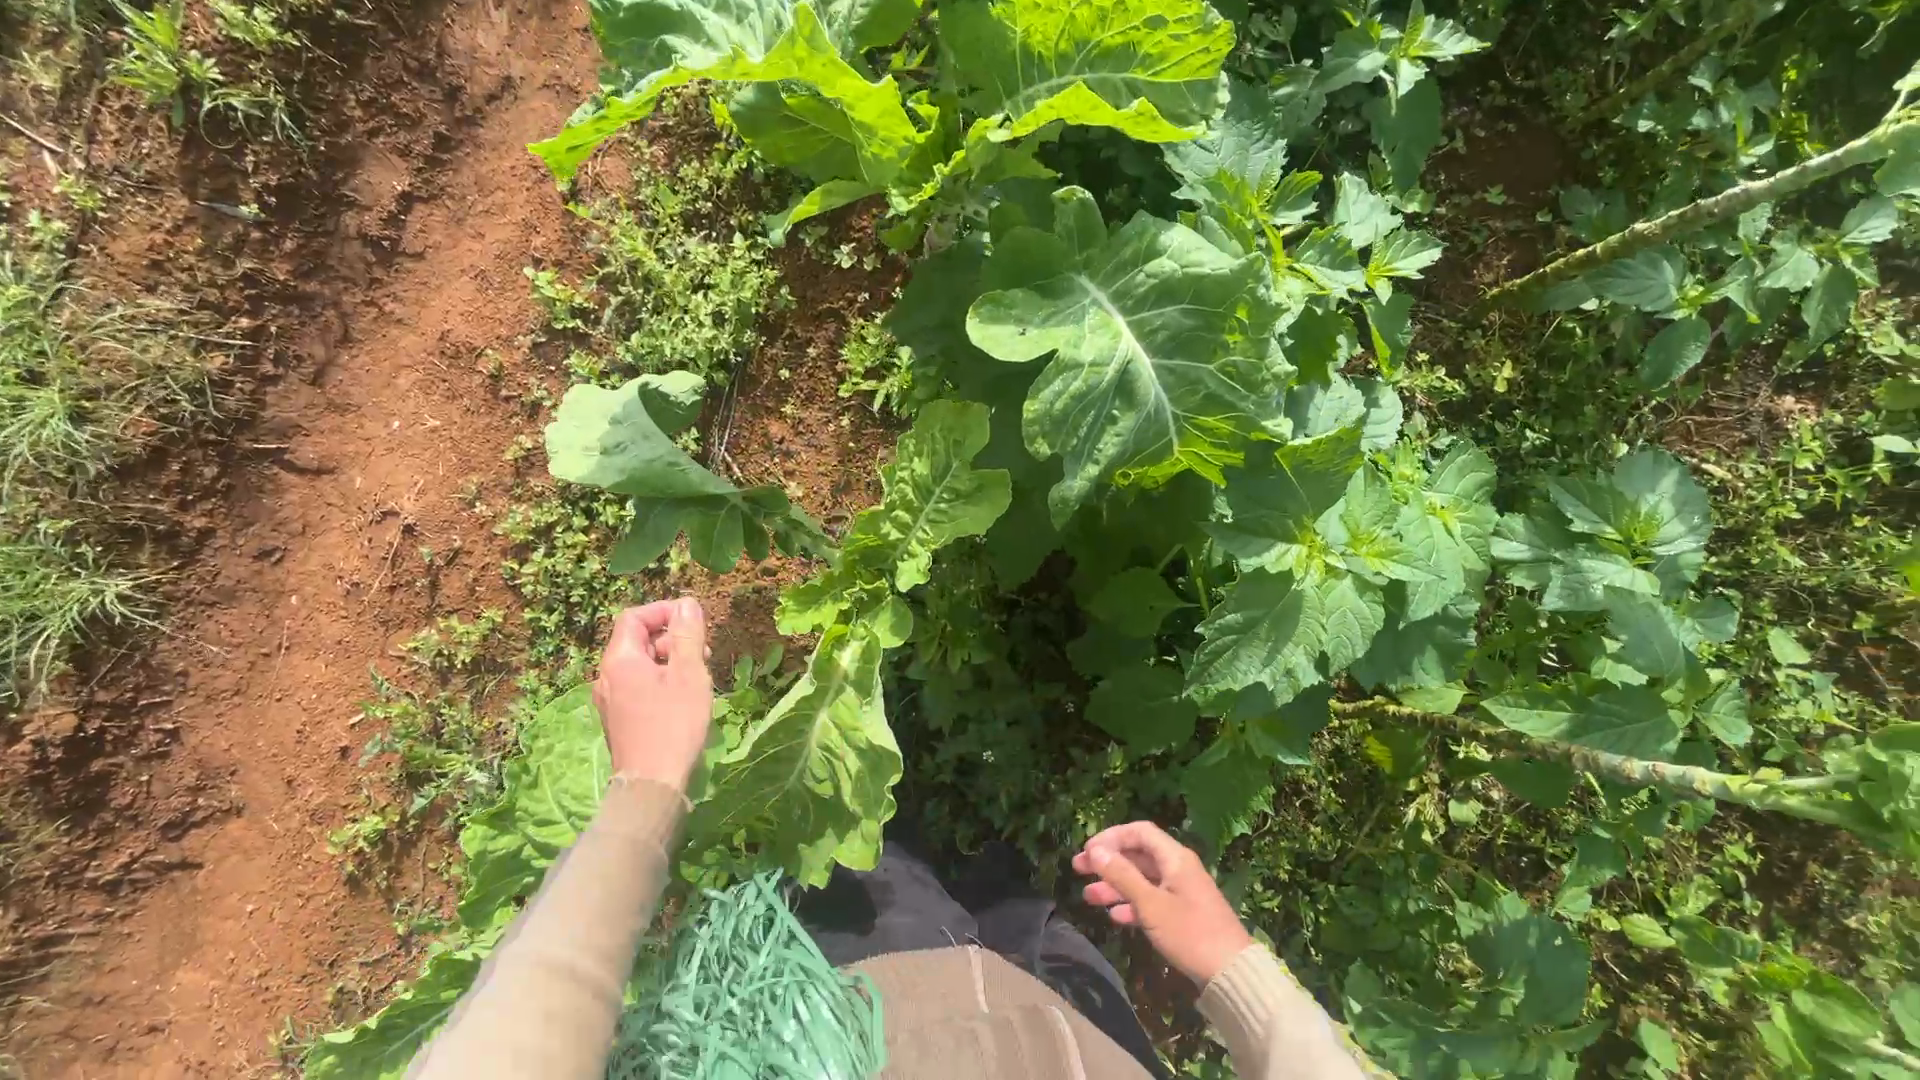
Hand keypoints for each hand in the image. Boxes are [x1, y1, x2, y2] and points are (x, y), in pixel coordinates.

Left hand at [593, 598, 712, 792]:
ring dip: (669, 660)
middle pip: (637, 640)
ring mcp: (609, 699)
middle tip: (701, 651)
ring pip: (639, 664)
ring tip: (697, 675)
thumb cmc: (673, 724)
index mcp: (620, 660)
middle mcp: (606, 676)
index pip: (633, 617)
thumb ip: (687, 634)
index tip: (691, 620)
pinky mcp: (618, 718)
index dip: (662, 611)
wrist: (651, 783)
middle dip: (671, 637)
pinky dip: (660, 680)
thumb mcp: (689, 673)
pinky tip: (683, 697)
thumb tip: (686, 603)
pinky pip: (637, 685)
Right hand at [1073, 821, 1252, 985]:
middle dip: (1108, 862)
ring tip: (1088, 898)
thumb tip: (1095, 850)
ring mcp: (1181, 892)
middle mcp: (1178, 868)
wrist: (1230, 973)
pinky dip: (1132, 905)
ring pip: (1142, 879)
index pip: (1139, 832)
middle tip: (1078, 870)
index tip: (1087, 850)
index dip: (1111, 837)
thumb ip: (1121, 875)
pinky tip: (1115, 917)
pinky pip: (1151, 900)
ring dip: (1115, 886)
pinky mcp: (1182, 914)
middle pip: (1138, 855)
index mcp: (1174, 858)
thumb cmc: (1189, 932)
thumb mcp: (1150, 904)